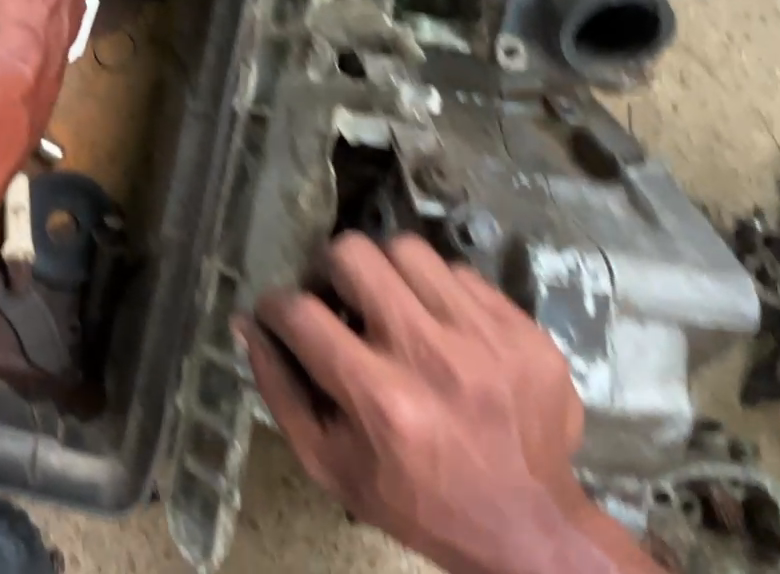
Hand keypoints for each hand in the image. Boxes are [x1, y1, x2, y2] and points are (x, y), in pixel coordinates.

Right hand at [236, 234, 623, 573]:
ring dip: (383, 273)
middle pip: (352, 255)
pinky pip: (458, 273)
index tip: (279, 318)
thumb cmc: (414, 501)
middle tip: (336, 300)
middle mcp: (432, 357)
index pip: (299, 312)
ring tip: (387, 306)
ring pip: (406, 249)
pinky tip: (438, 327)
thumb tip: (247, 322)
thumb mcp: (327, 462)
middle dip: (327, 271)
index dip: (274, 307)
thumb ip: (279, 388)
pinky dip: (435, 292)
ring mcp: (487, 338)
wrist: (532, 530)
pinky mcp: (524, 330)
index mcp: (380, 398)